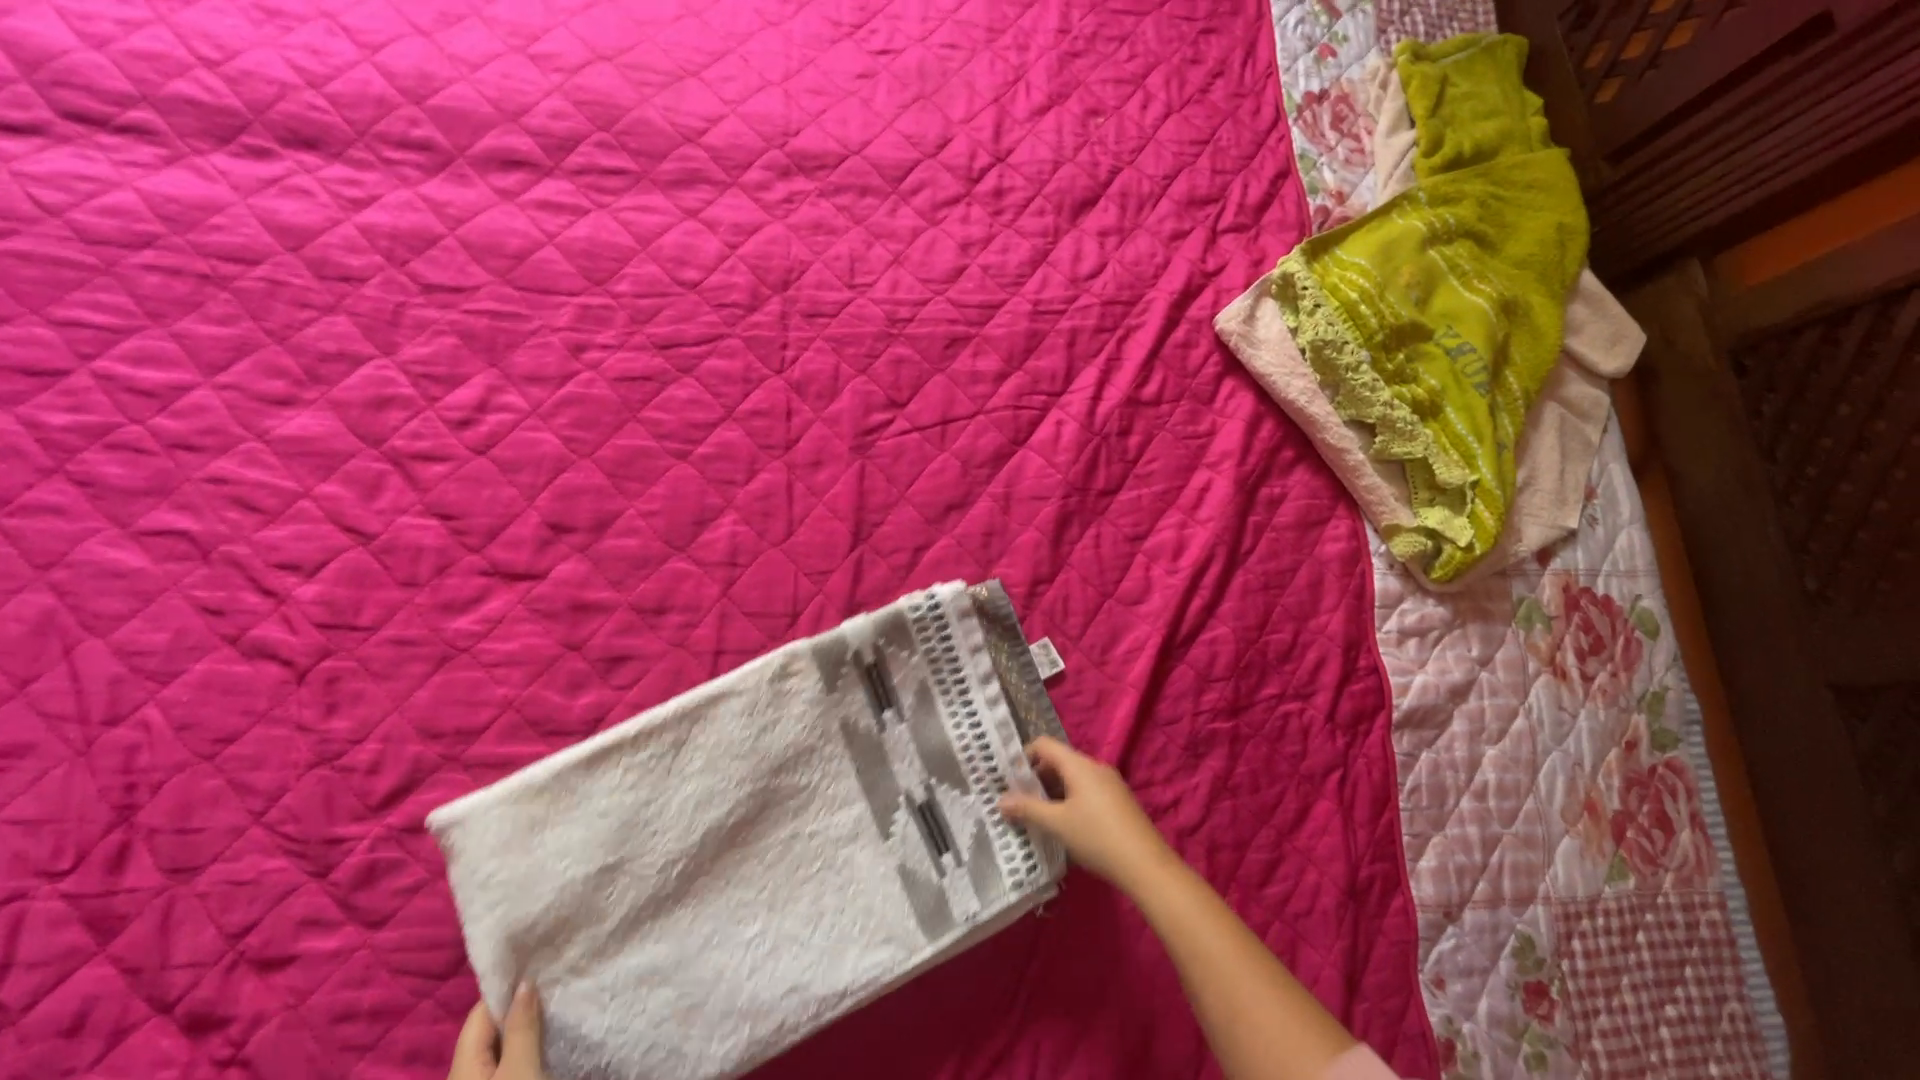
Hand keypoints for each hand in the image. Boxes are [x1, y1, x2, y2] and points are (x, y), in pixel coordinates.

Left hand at [449, 983, 549, 1079]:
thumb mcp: (521, 1068)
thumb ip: (521, 1027)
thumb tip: (525, 982)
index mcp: (462, 1063)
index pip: (480, 1013)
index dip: (507, 990)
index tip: (537, 973)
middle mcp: (466, 1072)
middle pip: (491, 1030)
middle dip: (521, 1009)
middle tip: (553, 991)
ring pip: (503, 1048)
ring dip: (528, 1030)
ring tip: (556, 1011)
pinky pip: (510, 1064)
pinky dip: (528, 1050)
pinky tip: (549, 1043)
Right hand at [999, 736, 1179, 893]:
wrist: (1146, 865)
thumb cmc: (1097, 837)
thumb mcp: (1057, 824)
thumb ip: (1027, 809)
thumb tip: (1000, 800)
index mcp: (1079, 765)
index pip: (1044, 744)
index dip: (1023, 756)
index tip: (1007, 778)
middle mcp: (1095, 767)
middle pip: (1058, 761)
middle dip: (1036, 779)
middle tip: (1017, 801)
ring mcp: (1110, 784)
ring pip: (1073, 779)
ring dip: (1052, 793)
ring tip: (1035, 816)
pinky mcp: (1118, 801)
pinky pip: (1086, 791)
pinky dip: (1069, 800)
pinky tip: (1063, 825)